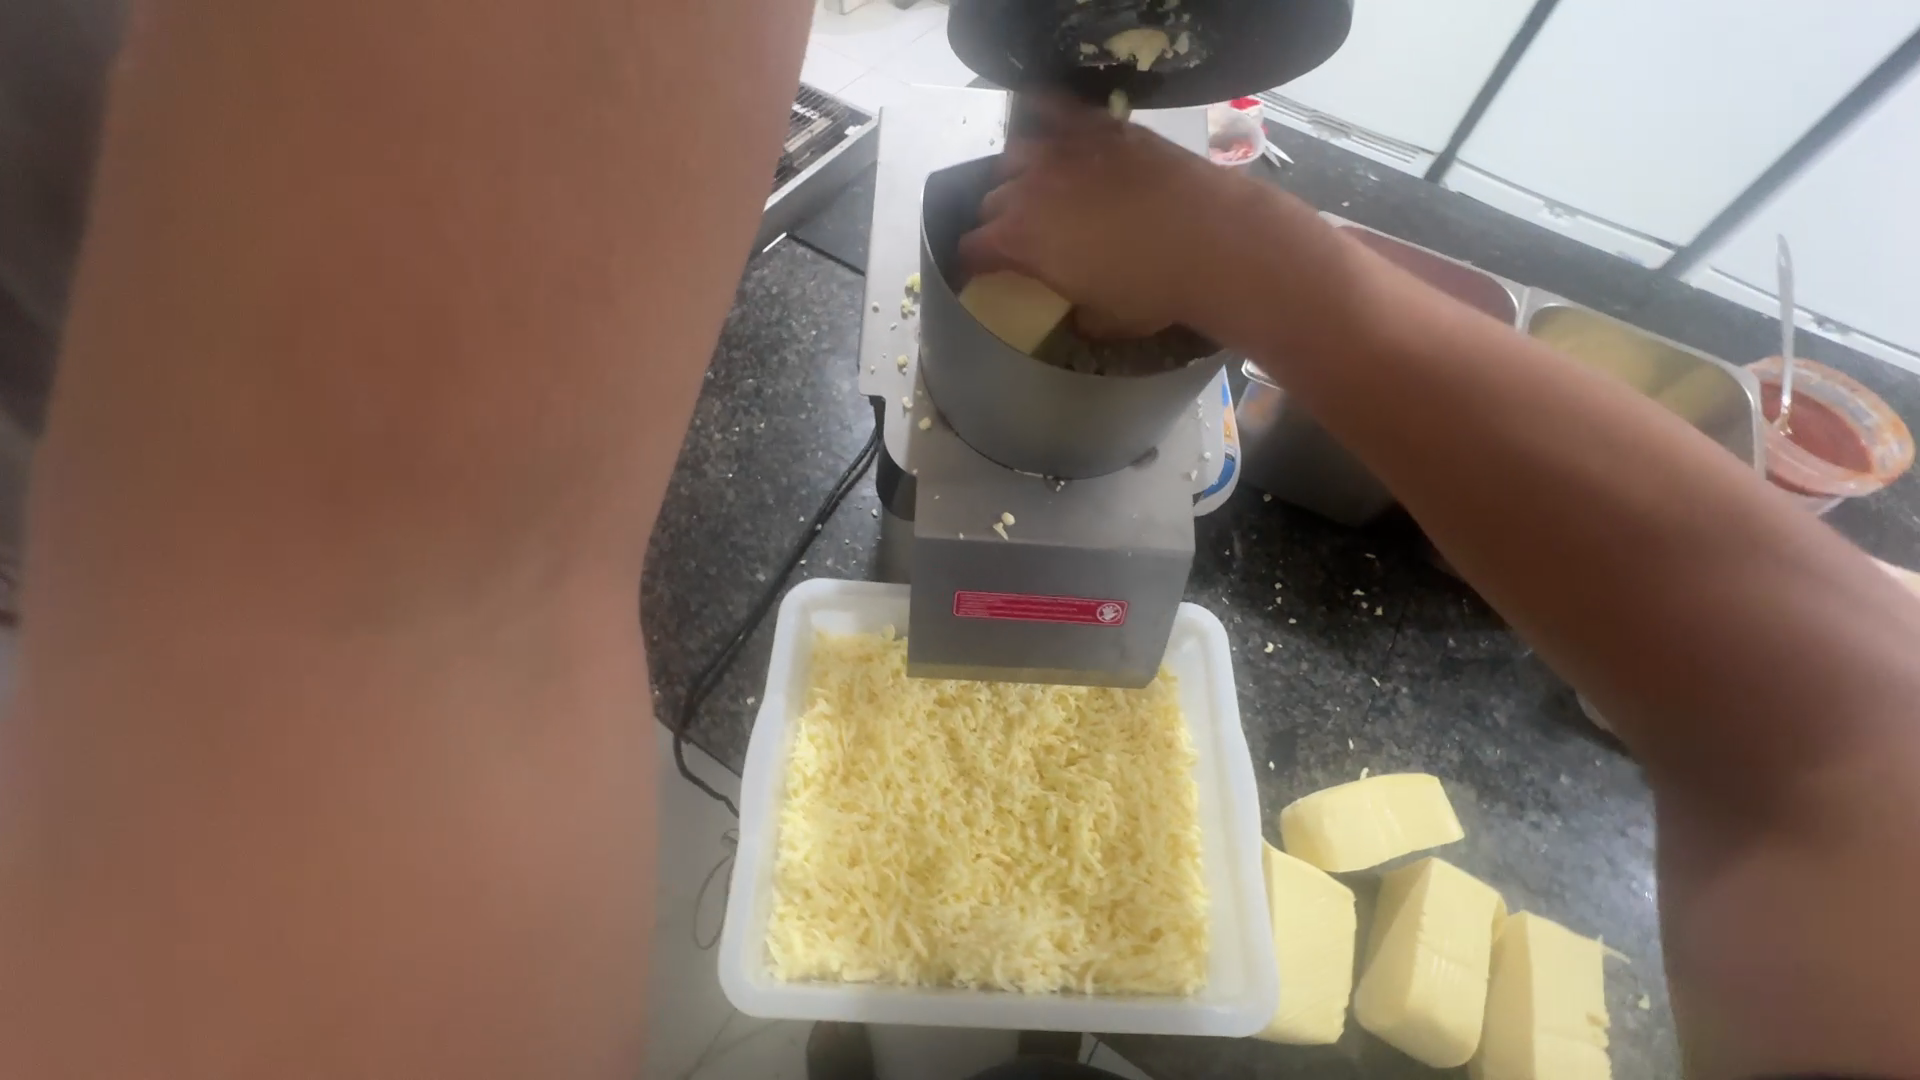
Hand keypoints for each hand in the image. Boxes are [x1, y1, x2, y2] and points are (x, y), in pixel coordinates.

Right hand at [958, 97, 1265, 338]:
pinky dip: (1042, 114)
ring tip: (1034, 189)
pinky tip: (1044, 121)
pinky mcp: (1099, 126)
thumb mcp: (1104, 321)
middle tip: (1016, 238)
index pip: (972, 249)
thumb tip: (1077, 314)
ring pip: (1014, 156)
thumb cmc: (1151, 290)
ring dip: (1016, 177)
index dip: (972, 264)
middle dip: (996, 223)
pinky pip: (1054, 108)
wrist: (1210, 239)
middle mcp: (1028, 188)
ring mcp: (1063, 150)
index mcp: (1019, 241)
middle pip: (990, 202)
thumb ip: (1077, 314)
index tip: (980, 274)